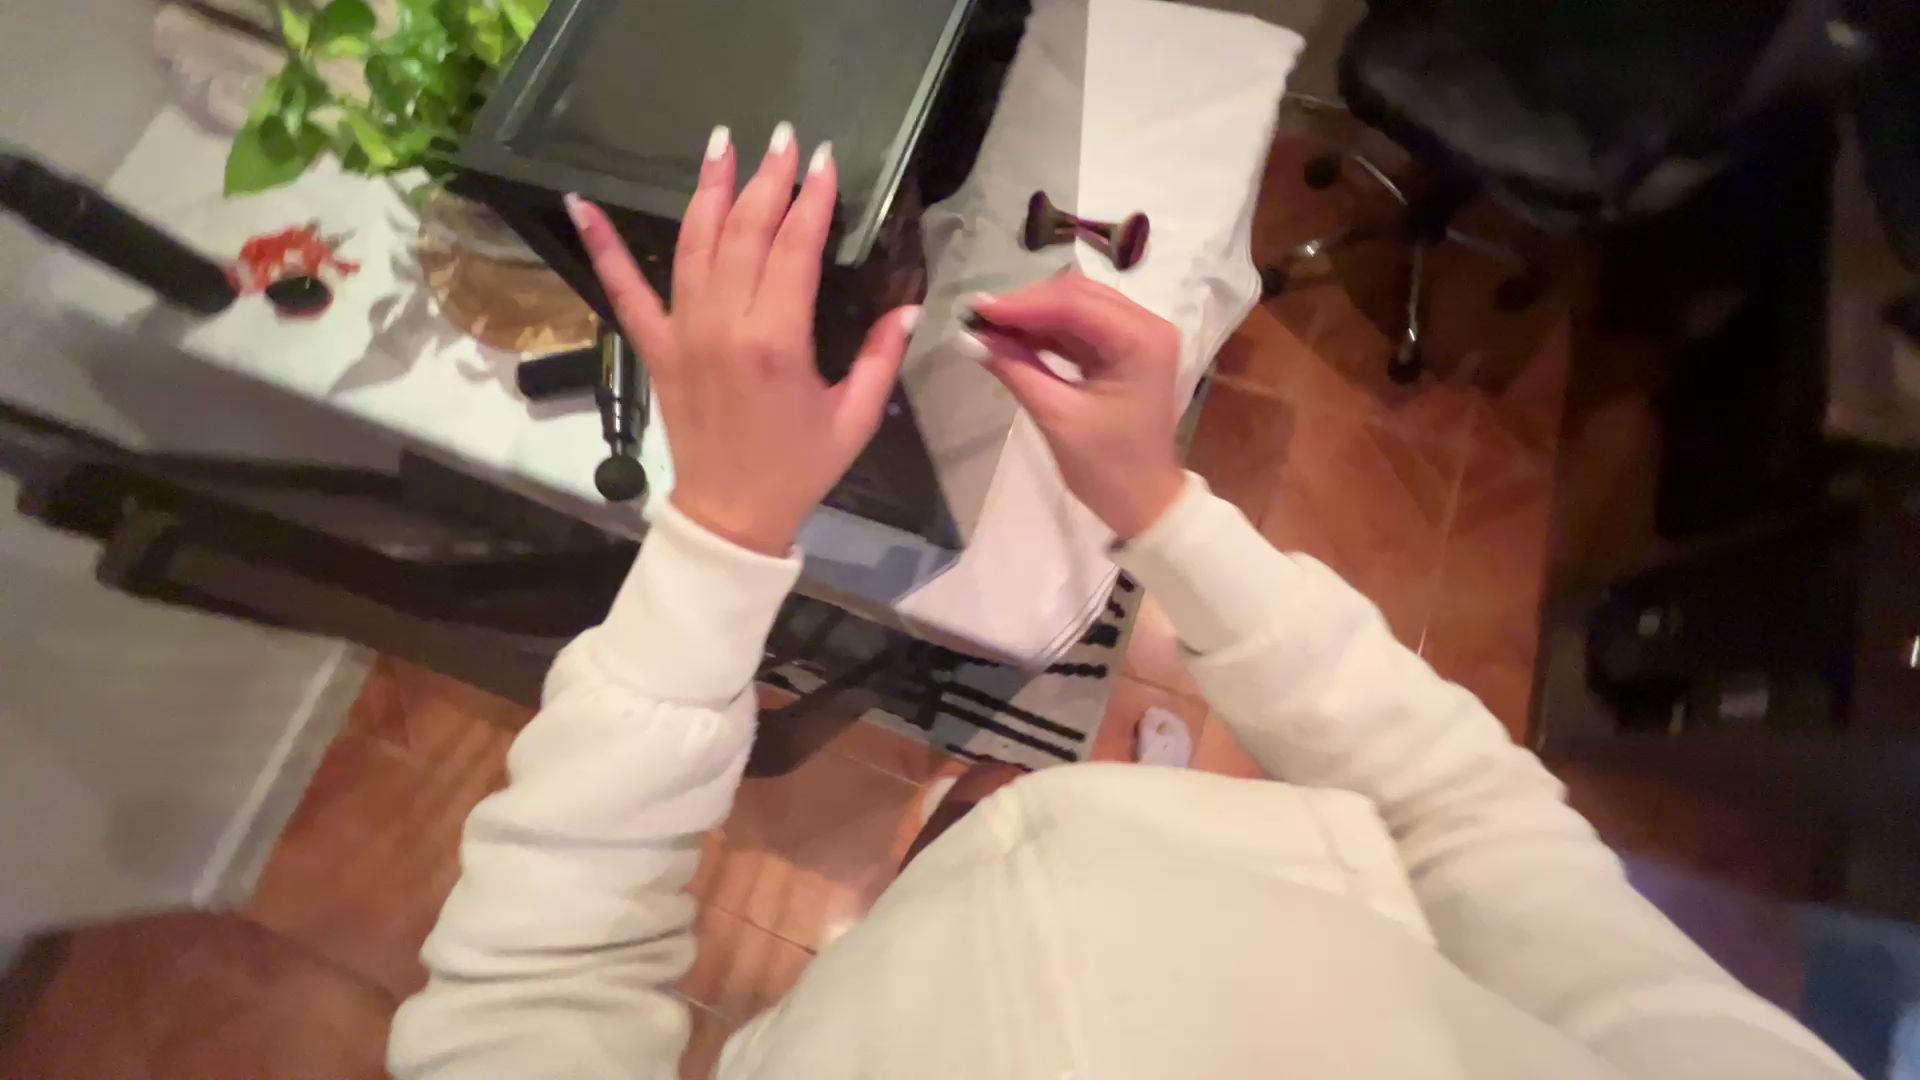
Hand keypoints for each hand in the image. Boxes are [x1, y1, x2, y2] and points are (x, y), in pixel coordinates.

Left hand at [567, 125, 916, 555]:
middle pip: (744, 233)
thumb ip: (881, 359)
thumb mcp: (855, 419)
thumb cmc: (800, 469)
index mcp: (777, 342)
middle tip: (783, 139)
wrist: (732, 513)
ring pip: (693, 245)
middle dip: (767, 180)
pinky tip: (581, 202)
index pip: (796, 249)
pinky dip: (603, 246)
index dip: (813, 201)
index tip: (826, 162)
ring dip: (707, 190)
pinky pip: (624, 291)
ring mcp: (683, 334)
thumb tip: (909, 307)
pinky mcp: (655, 349)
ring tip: (720, 144)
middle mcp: (725, 326)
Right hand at [972, 275, 1185, 539]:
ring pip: (1077, 307)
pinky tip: (1013, 338)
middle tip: (979, 319)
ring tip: (989, 328)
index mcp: (1141, 341)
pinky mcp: (1124, 351)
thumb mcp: (1057, 419)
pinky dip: (1046, 332)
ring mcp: (1137, 337)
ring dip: (1033, 316)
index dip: (1022, 304)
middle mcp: (1146, 326)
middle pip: (1077, 295)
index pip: (1075, 304)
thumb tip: (972, 339)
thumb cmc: (1107, 468)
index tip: (977, 310)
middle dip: (1026, 305)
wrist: (1143, 502)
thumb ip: (1017, 371)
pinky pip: (1080, 329)